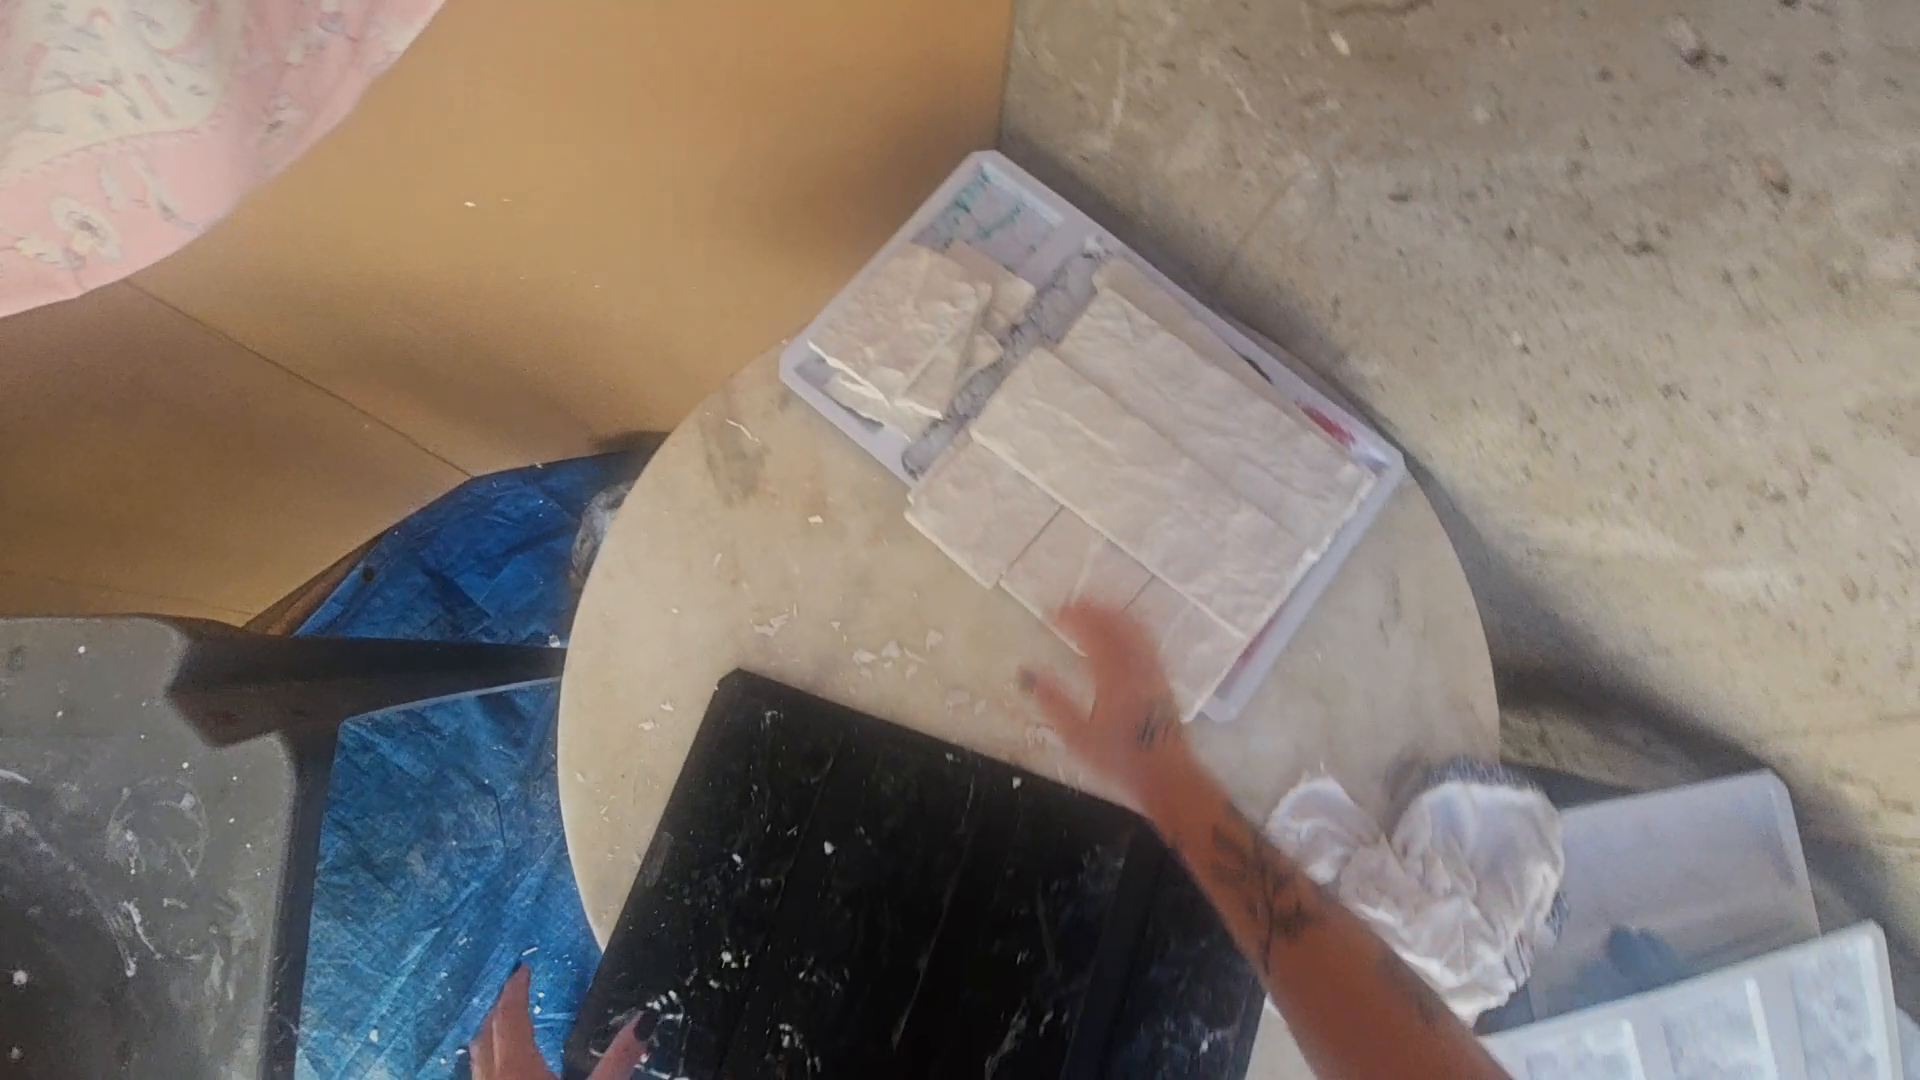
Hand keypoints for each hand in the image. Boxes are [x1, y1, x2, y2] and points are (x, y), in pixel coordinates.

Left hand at [469, 967, 645, 1079]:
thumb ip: (619, 1059)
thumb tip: (646, 1019)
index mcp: (517, 1070)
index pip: (510, 1019)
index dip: (515, 991)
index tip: (523, 968)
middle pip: (485, 1038)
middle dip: (498, 1009)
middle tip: (514, 987)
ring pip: (477, 1062)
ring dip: (489, 1037)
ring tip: (504, 1024)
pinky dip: (488, 1063)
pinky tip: (504, 1073)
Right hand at [1020, 602, 1193, 806]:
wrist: (1166, 774)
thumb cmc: (1118, 758)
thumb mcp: (1077, 735)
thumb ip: (1052, 702)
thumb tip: (1026, 674)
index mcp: (1112, 676)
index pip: (1091, 633)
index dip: (1071, 617)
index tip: (1052, 612)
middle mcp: (1135, 665)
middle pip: (1114, 623)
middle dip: (1090, 608)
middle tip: (1068, 604)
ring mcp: (1152, 669)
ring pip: (1133, 627)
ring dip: (1110, 612)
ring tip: (1092, 609)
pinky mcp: (1162, 677)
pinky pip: (1146, 639)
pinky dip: (1129, 625)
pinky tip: (1120, 630)